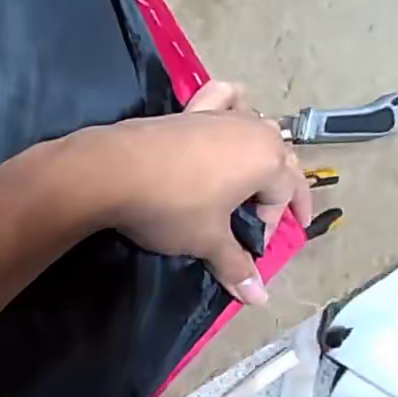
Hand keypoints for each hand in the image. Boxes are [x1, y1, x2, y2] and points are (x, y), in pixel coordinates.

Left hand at [39, 80, 311, 304]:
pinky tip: (232, 111)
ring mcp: (221, 115)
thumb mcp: (207, 241)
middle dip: (280, 191)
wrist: (113, 172)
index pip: (283, 194)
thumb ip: (235, 266)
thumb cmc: (171, 207)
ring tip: (254, 176)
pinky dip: (233, 103)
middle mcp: (252, 129)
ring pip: (258, 128)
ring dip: (263, 152)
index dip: (271, 226)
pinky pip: (223, 98)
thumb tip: (259, 298)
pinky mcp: (191, 110)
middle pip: (280, 159)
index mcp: (267, 159)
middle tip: (274, 217)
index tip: (249, 250)